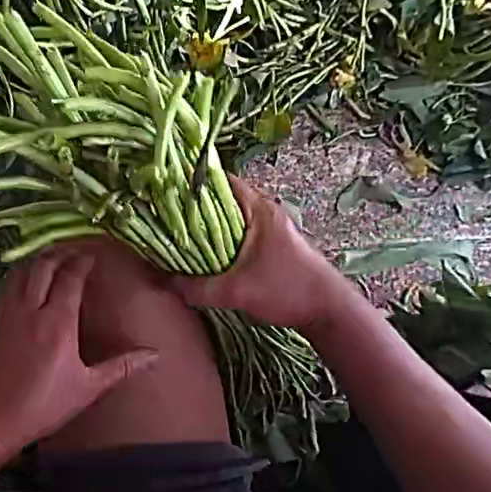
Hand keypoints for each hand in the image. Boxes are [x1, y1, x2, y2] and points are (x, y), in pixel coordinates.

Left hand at [0, 250, 158, 443]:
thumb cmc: (45, 404)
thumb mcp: (89, 387)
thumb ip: (121, 366)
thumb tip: (154, 355)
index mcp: (58, 322)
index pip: (70, 278)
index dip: (81, 262)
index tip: (91, 256)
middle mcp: (31, 310)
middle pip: (43, 266)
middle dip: (59, 253)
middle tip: (73, 250)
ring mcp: (8, 314)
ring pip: (20, 272)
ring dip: (37, 261)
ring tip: (50, 259)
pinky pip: (7, 288)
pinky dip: (20, 277)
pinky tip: (26, 283)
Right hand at [172, 176, 356, 331]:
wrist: (328, 310)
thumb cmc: (288, 290)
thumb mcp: (236, 292)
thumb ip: (197, 288)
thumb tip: (163, 283)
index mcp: (259, 210)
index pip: (221, 181)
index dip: (192, 183)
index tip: (165, 192)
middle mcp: (264, 212)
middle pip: (221, 200)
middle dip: (192, 207)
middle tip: (162, 217)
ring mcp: (268, 228)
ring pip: (228, 219)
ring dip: (205, 226)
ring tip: (175, 235)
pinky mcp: (269, 245)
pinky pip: (235, 234)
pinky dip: (217, 240)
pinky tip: (200, 254)